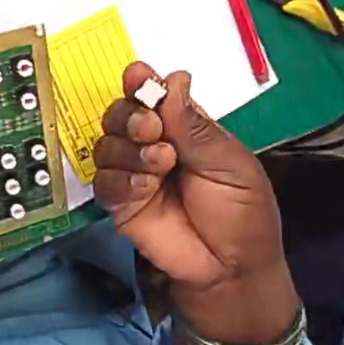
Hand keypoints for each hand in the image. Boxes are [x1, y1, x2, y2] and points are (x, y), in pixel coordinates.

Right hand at [93, 63, 297, 344]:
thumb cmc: (241, 213)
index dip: (142, 84)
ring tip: (160, 165)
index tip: (137, 75)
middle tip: (151, 128)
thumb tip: (173, 80)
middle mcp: (151, 145)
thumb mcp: (230, 164)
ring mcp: (132, 173)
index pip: (153, 97)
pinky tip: (144, 188)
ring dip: (129, 151)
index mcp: (182, 128)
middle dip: (129, 117)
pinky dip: (120, 180)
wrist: (229, 269)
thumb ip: (195, 127)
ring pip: (106, 145)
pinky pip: (102, 181)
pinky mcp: (117, 202)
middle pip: (119, 115)